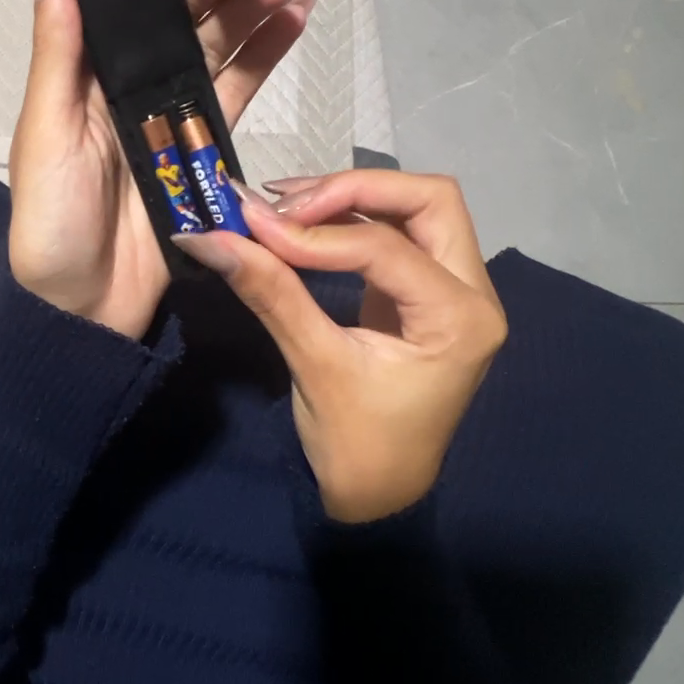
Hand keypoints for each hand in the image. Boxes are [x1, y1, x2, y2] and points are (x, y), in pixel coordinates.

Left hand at [7, 0, 313, 338]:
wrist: (84, 307)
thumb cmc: (52, 222)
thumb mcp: (45, 131)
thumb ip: (56, 46)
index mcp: (85, 73)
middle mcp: (130, 85)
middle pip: (180, 14)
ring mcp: (172, 116)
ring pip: (219, 45)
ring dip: (252, 5)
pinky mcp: (206, 151)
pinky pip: (241, 92)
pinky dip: (269, 54)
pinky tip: (296, 18)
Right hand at [173, 171, 506, 522]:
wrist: (377, 494)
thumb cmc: (355, 443)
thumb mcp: (313, 365)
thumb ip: (269, 293)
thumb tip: (209, 236)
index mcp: (460, 319)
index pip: (385, 247)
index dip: (313, 232)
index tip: (249, 226)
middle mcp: (473, 293)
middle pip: (429, 201)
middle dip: (354, 189)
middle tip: (285, 203)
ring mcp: (454, 291)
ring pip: (416, 210)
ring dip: (352, 198)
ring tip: (282, 204)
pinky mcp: (424, 294)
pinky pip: (397, 236)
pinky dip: (350, 221)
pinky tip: (302, 223)